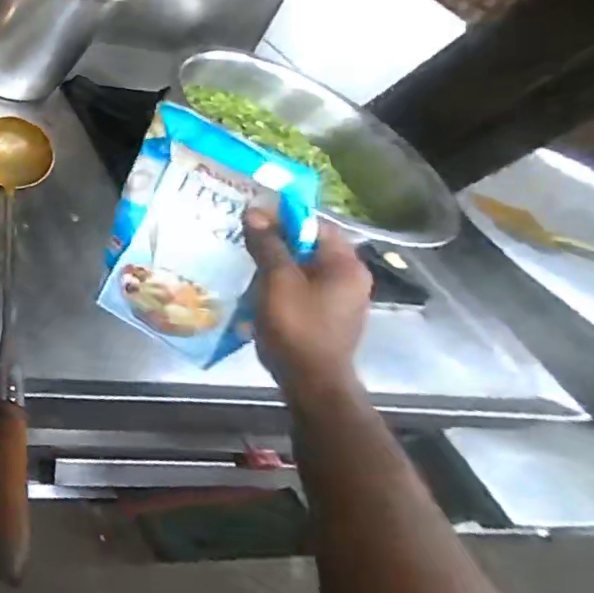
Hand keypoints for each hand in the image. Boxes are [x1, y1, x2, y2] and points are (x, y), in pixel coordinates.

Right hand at [243, 209, 372, 400]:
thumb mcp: (277, 279)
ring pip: (302, 268)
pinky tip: (255, 287)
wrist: (310, 380)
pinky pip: (299, 288)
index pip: (317, 225)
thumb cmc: (298, 325)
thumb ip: (268, 244)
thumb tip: (254, 212)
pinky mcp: (324, 316)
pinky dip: (279, 282)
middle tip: (244, 235)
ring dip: (274, 262)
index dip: (286, 216)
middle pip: (309, 246)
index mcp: (347, 266)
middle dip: (276, 239)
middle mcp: (349, 279)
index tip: (254, 214)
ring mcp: (338, 300)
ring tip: (244, 259)